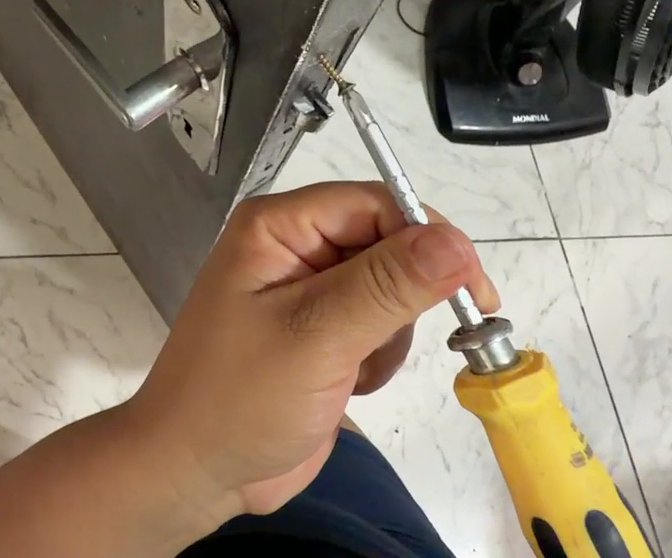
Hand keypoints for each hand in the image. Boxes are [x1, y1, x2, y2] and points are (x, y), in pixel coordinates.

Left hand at [122, 181, 497, 526]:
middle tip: (394, 342)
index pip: (371, 202)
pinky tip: (348, 385)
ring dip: (389, 334)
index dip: (426, 236)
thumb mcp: (316, 336)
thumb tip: (456, 240)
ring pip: (391, 287)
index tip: (473, 289)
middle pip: (385, 241)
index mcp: (277, 226)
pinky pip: (378, 325)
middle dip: (405, 295)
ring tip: (354, 370)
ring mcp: (307, 289)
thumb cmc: (241, 396)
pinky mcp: (321, 330)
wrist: (198, 468)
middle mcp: (293, 245)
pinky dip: (378, 356)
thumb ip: (388, 285)